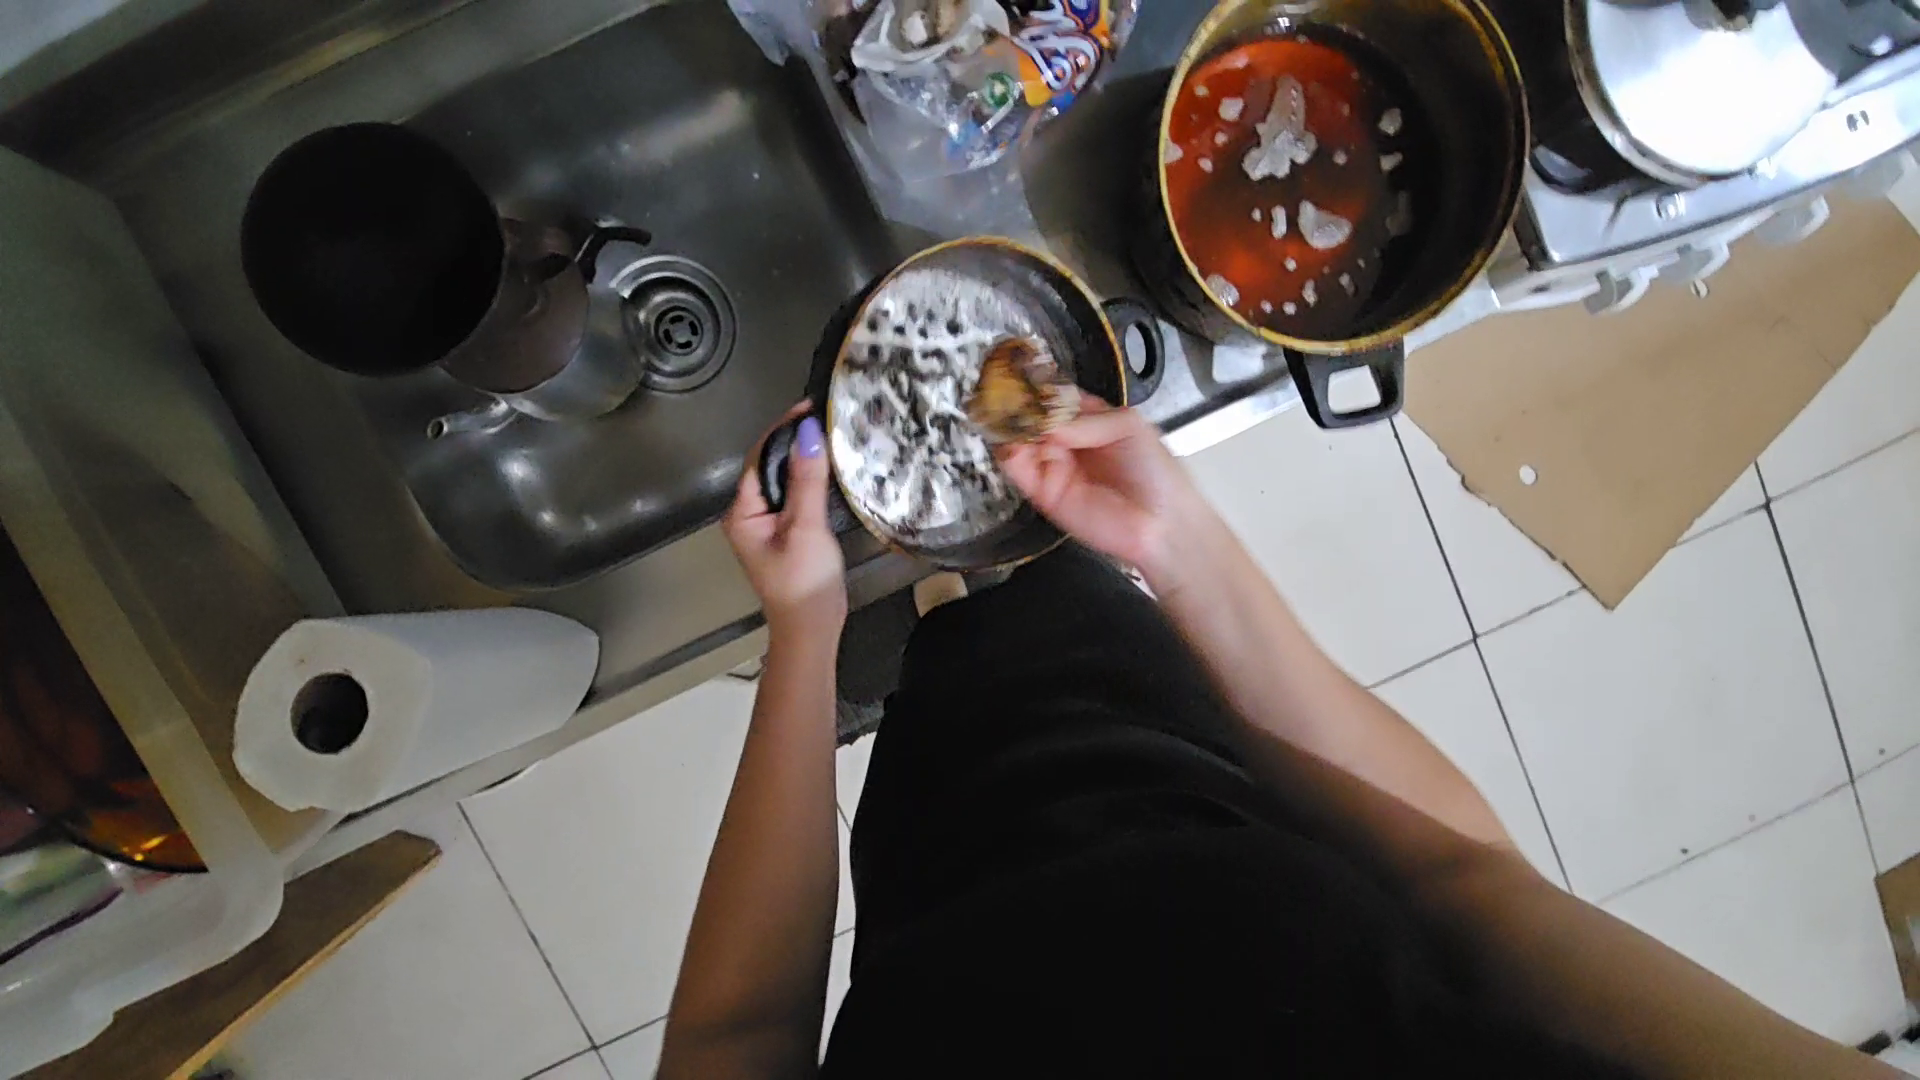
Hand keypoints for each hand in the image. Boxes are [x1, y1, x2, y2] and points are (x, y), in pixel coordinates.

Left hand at [724, 404, 846, 633]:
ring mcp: (767, 525)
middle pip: (771, 466)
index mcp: (742, 512)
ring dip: (805, 459)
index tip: (811, 407)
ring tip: (832, 435)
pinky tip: (830, 469)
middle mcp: (748, 515)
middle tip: (828, 417)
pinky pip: (796, 496)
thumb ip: (807, 480)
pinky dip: (811, 480)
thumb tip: (809, 432)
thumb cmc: (803, 582)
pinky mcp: (787, 533)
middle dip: (796, 441)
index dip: (784, 430)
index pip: (761, 457)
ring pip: (785, 480)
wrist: (811, 630)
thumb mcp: (806, 527)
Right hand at [996, 397, 1211, 583]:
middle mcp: (1067, 440)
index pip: (1056, 398)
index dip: (1038, 387)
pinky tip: (1010, 446)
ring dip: (1010, 430)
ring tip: (1002, 419)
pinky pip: (1020, 472)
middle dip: (1017, 407)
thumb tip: (1046, 424)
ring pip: (1021, 443)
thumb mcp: (1127, 425)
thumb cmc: (1154, 469)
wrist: (1160, 521)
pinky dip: (1010, 457)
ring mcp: (1054, 466)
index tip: (1018, 374)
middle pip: (1032, 418)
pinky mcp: (1044, 493)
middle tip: (1000, 395)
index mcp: (1089, 419)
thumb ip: (1086, 420)